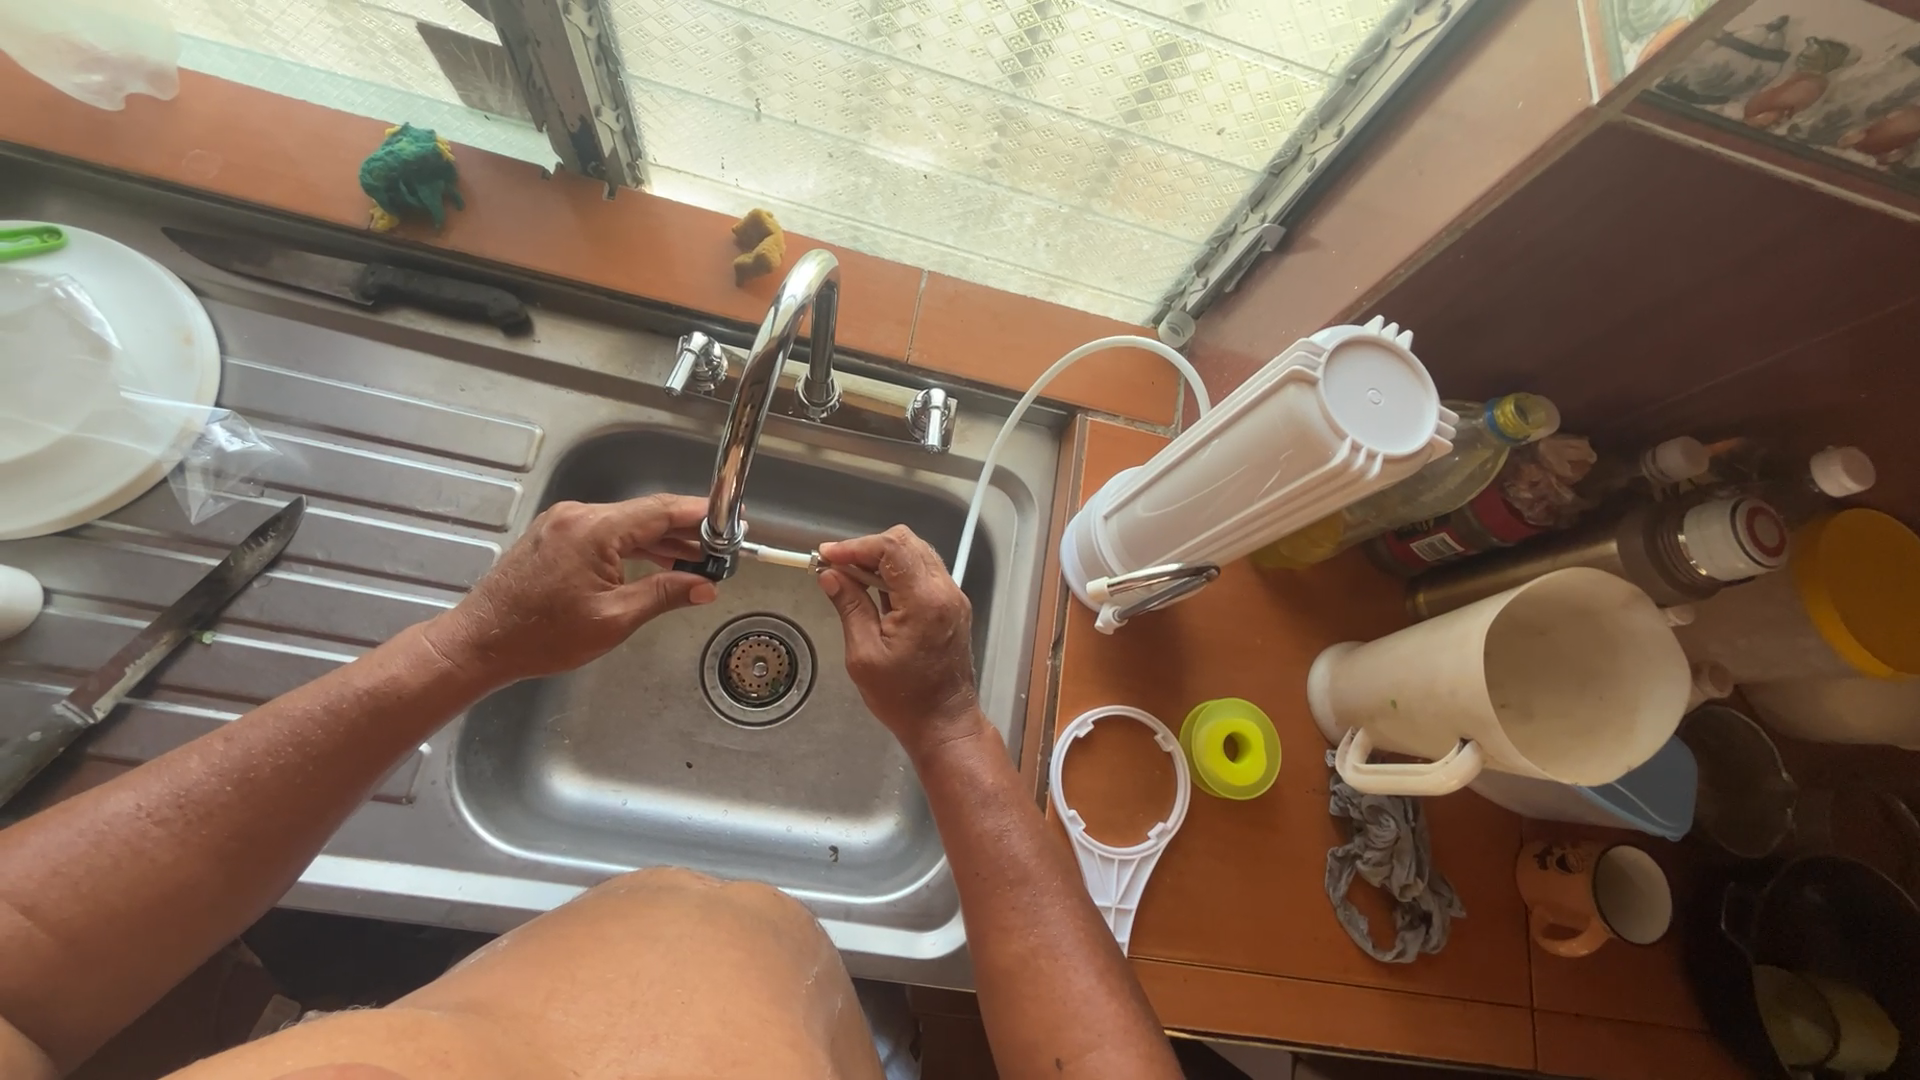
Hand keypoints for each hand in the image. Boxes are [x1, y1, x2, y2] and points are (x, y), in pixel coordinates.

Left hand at [425, 495, 717, 684]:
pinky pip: (607, 533)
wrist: (478, 644)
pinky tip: (659, 561)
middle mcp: (578, 516)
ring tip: (697, 558)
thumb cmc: (543, 636)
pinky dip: (636, 545)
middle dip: (686, 530)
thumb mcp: (615, 618)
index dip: (701, 514)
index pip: (661, 510)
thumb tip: (705, 586)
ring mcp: (564, 523)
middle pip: (646, 514)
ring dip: (662, 540)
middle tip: (721, 547)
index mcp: (595, 529)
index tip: (730, 520)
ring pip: (628, 524)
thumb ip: (665, 594)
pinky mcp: (555, 536)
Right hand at [817, 526, 983, 757]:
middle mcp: (945, 591)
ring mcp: (953, 597)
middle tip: (838, 566)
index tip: (827, 556)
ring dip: (883, 557)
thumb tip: (830, 575)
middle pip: (907, 543)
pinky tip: (875, 588)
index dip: (856, 546)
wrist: (944, 722)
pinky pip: (925, 572)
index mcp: (924, 601)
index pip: (892, 549)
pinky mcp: (953, 606)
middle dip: (869, 547)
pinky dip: (898, 571)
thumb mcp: (864, 655)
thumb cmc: (902, 698)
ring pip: (917, 553)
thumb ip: (850, 607)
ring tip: (852, 576)